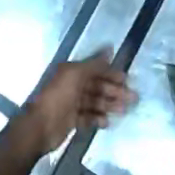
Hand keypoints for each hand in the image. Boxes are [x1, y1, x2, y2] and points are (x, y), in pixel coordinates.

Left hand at [11, 53, 135, 155]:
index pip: (95, 70)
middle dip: (114, 90)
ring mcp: (71, 104)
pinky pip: (87, 117)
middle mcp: (71, 85)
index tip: (128, 79)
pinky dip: (97, 119)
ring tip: (124, 110)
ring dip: (109, 105)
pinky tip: (107, 122)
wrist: (40, 126)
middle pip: (96, 86)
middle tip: (133, 98)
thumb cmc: (58, 97)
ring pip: (94, 102)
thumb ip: (93, 63)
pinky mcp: (71, 120)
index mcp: (71, 72)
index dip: (111, 73)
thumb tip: (110, 48)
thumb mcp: (76, 75)